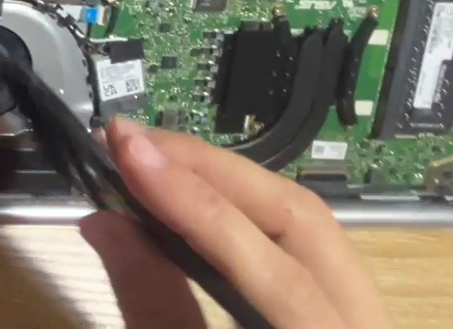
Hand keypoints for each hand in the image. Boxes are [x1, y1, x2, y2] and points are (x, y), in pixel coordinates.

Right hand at [80, 118, 389, 328]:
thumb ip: (151, 305)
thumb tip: (104, 218)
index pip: (281, 275)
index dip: (196, 203)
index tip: (126, 151)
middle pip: (305, 224)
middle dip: (209, 169)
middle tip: (127, 141)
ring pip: (305, 226)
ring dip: (218, 178)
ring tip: (146, 155)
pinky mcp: (349, 321)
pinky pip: (295, 245)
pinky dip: (234, 207)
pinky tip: (183, 196)